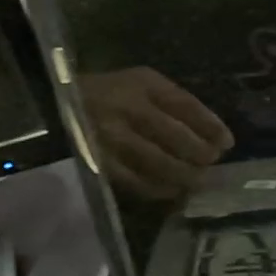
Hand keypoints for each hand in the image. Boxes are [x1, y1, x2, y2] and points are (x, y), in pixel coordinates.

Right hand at [78, 68, 232, 199]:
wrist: (48, 106)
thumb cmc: (101, 95)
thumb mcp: (134, 84)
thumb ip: (167, 102)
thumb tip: (209, 135)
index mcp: (141, 83)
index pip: (185, 104)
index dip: (210, 125)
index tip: (227, 142)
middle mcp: (128, 107)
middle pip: (177, 136)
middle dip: (200, 154)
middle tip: (211, 165)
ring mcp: (113, 137)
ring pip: (161, 162)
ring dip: (185, 175)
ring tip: (196, 181)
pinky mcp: (99, 163)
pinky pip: (138, 182)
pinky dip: (160, 189)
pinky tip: (172, 192)